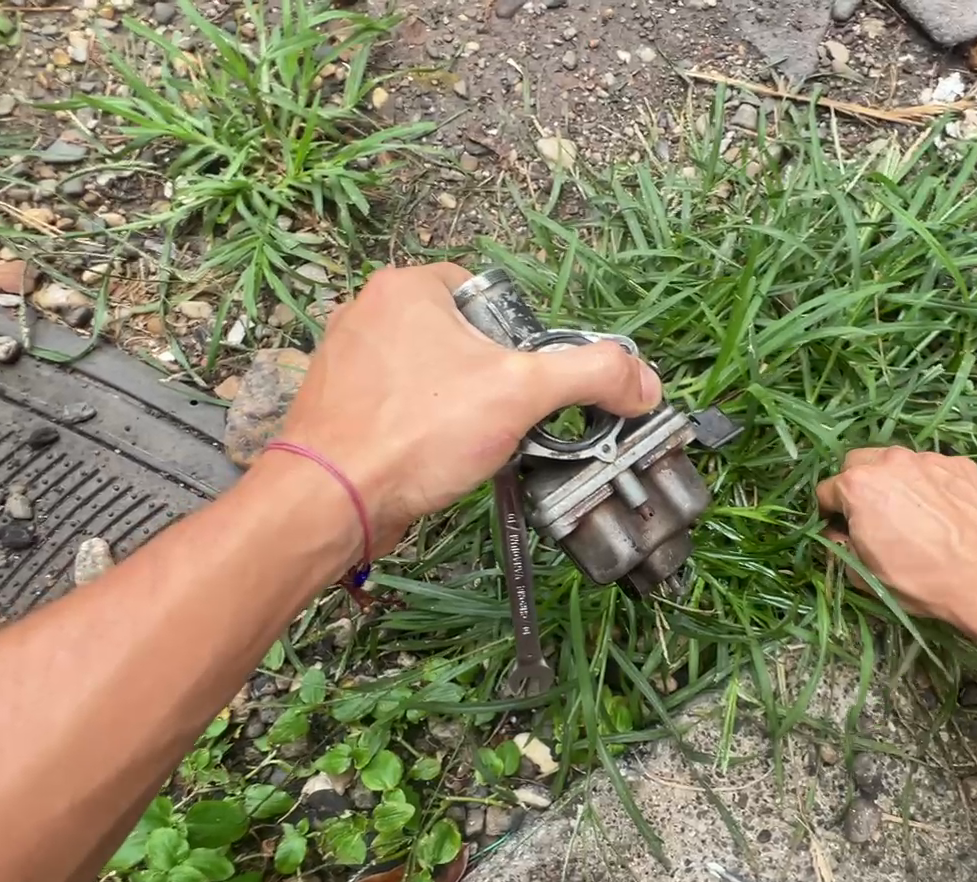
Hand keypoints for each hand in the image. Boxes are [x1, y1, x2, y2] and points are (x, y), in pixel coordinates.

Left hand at [276, 262, 661, 548]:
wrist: (330, 500)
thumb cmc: (417, 432)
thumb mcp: (521, 393)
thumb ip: (590, 376)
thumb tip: (646, 382)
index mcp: (409, 287)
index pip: (492, 299)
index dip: (521, 344)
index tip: (526, 384)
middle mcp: (371, 311)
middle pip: (466, 339)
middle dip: (492, 381)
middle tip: (506, 419)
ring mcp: (350, 359)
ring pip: (434, 375)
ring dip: (461, 406)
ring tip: (470, 442)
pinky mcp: (340, 404)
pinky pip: (404, 404)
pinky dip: (426, 428)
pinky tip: (435, 456)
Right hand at [815, 448, 976, 635]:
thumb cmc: (918, 579)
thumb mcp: (863, 574)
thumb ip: (841, 547)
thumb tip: (840, 534)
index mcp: (857, 486)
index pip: (825, 491)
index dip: (829, 513)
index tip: (842, 530)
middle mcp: (890, 461)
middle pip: (857, 463)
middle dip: (857, 486)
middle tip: (871, 515)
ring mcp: (928, 459)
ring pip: (896, 462)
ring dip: (893, 481)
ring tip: (911, 513)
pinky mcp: (961, 465)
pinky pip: (932, 469)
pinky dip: (928, 484)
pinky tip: (941, 512)